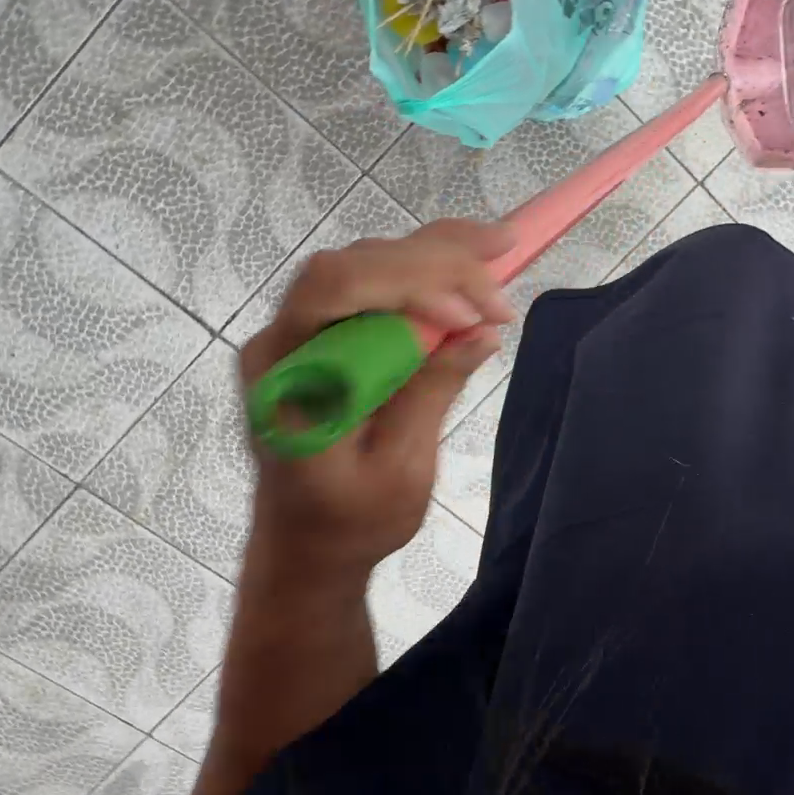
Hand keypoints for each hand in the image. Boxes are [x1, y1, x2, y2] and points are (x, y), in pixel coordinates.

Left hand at [238, 218, 515, 579]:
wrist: (308, 545)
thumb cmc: (350, 521)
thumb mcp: (399, 470)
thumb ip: (430, 394)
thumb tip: (480, 334)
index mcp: (288, 373)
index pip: (335, 288)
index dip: (409, 284)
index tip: (474, 316)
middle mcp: (285, 338)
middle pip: (357, 263)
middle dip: (437, 259)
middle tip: (508, 255)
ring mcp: (305, 333)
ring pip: (370, 264)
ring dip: (437, 254)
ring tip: (500, 249)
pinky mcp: (332, 337)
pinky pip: (378, 286)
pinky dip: (429, 270)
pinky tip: (470, 264)